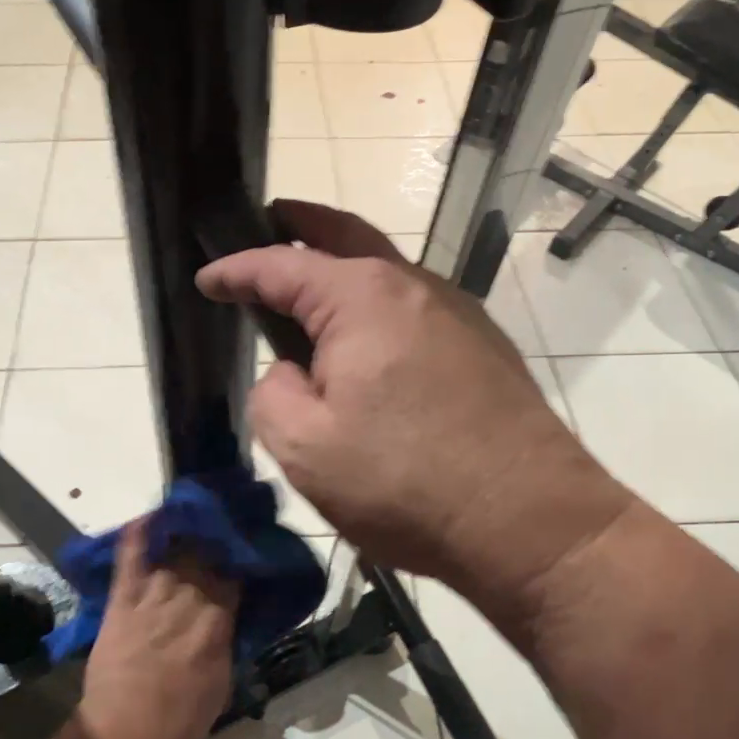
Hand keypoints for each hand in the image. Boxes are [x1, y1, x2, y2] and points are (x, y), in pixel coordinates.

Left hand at [75, 524, 238, 738]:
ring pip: (174, 552)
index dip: (238, 561)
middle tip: (219, 529)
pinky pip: (130, 558)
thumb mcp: (222, 682)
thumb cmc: (181, 721)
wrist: (126, 734)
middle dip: (214, 541)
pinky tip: (148, 517)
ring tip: (193, 518)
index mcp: (217, 623)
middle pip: (205, 557)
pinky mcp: (123, 599)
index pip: (234, 577)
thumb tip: (230, 618)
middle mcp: (188, 600)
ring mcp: (153, 596)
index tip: (242, 551)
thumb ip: (226, 642)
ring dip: (185, 534)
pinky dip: (138, 535)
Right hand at [195, 200, 634, 612]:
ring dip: (344, 263)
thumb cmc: (406, 484)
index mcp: (361, 298)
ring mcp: (456, 311)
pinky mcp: (483, 344)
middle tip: (270, 215)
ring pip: (386, 269)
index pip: (280, 267)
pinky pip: (414, 304)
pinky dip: (378, 301)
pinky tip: (368, 337)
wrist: (531, 522)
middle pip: (346, 235)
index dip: (236, 271)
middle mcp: (412, 285)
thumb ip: (275, 395)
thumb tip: (294, 373)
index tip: (206, 280)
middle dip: (302, 222)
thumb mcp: (305, 449)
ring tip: (311, 282)